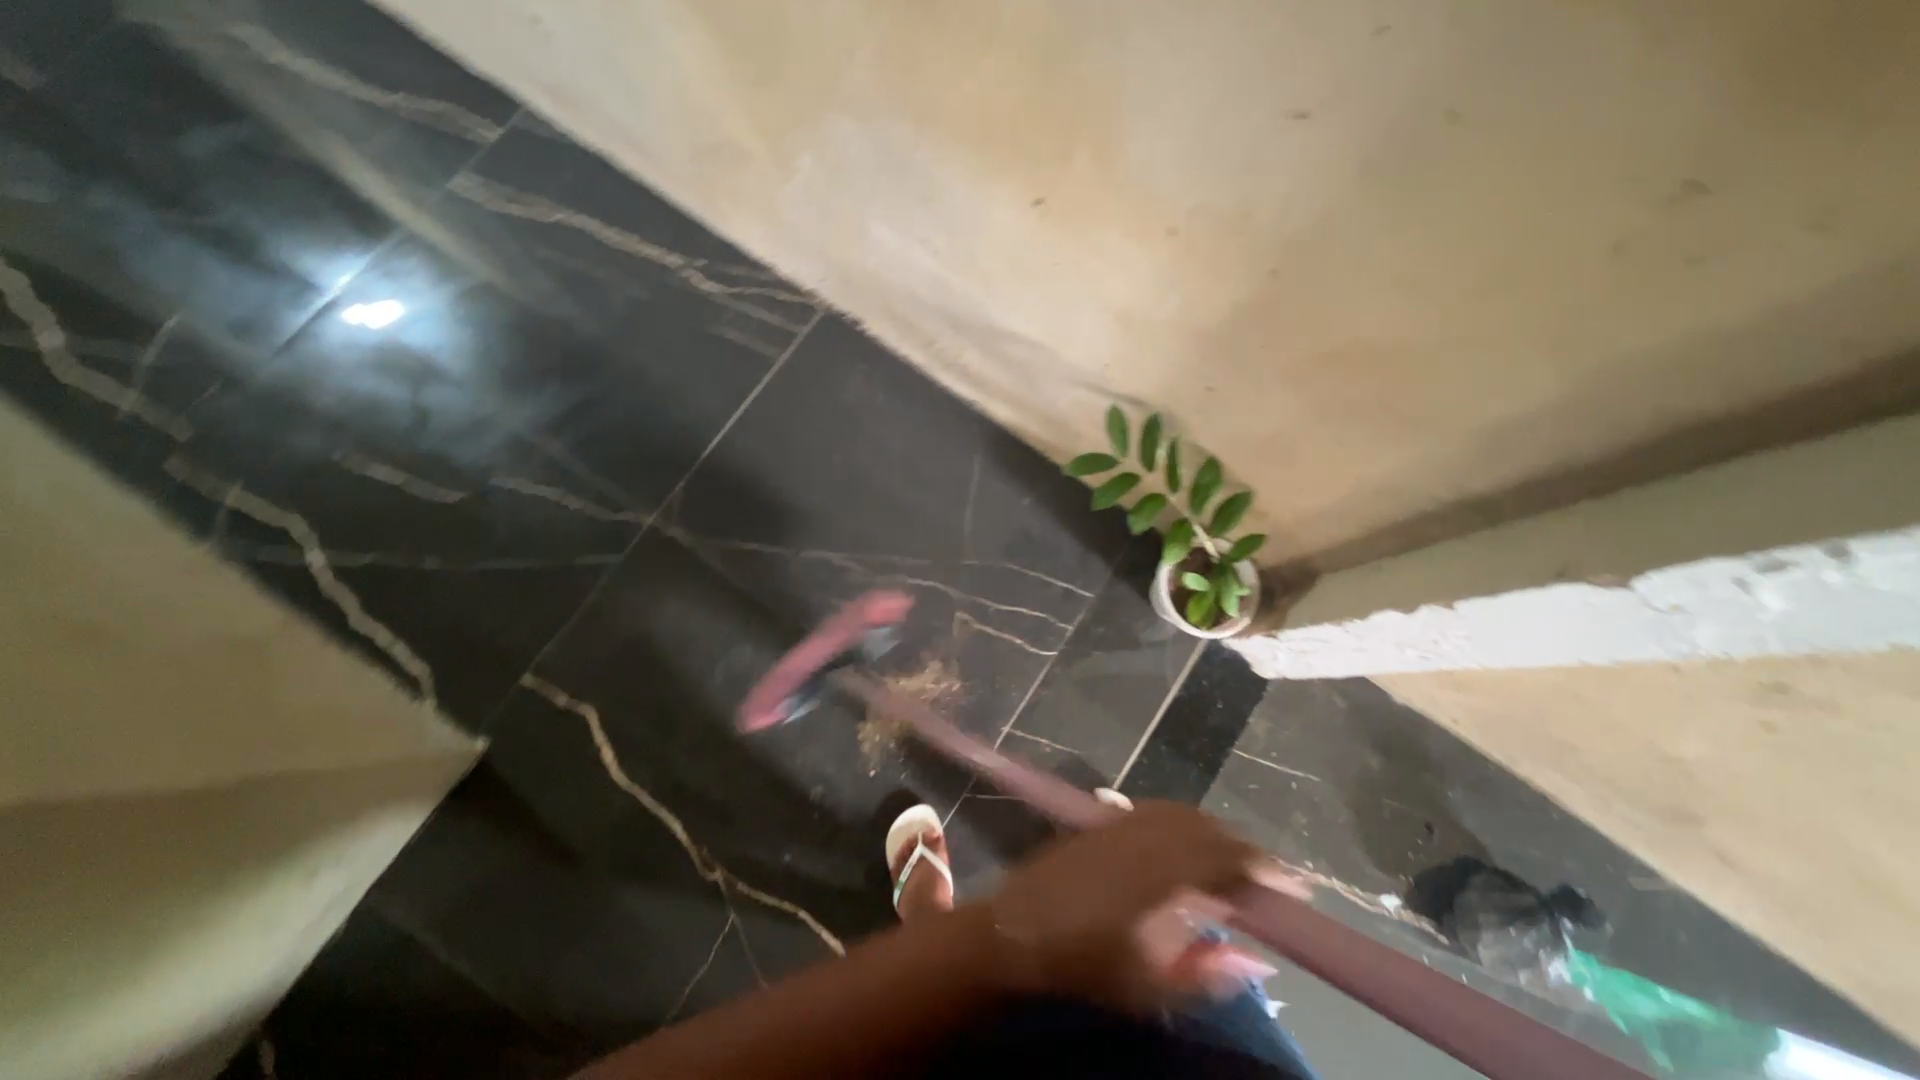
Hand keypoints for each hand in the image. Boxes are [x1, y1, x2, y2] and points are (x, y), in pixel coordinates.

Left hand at [979, 800, 1308, 1011]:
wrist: (1010, 931)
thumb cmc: (1080, 963)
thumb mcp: (1148, 984)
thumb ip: (1207, 971)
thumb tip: (1258, 960)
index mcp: (1163, 872)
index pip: (1229, 859)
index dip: (1267, 871)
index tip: (1297, 888)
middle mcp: (1145, 836)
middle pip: (1209, 830)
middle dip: (1244, 851)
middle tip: (1268, 879)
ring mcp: (1118, 824)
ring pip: (1181, 815)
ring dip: (1213, 833)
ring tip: (1233, 861)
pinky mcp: (1099, 824)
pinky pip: (1153, 811)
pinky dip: (1181, 823)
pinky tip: (1183, 844)